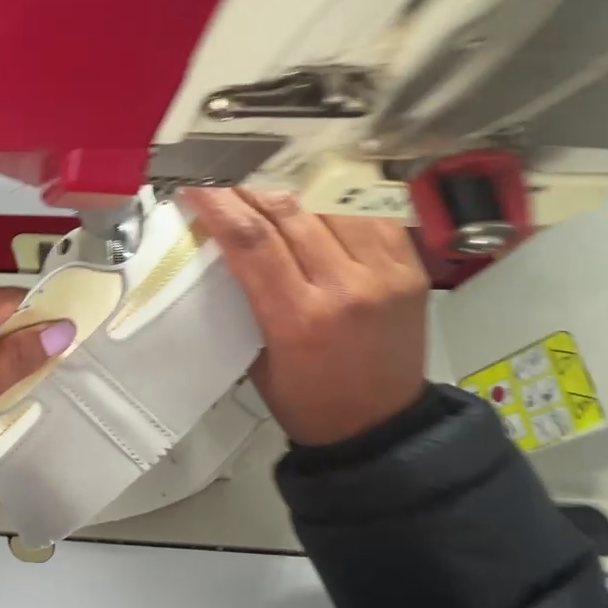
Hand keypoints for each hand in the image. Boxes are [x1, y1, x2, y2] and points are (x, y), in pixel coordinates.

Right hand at [182, 188, 430, 446]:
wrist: (380, 425)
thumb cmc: (305, 399)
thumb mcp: (257, 355)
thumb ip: (247, 298)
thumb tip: (227, 245)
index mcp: (297, 318)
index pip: (251, 240)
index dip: (218, 205)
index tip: (194, 188)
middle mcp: (345, 288)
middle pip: (288, 213)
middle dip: (248, 190)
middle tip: (224, 182)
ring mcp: (385, 274)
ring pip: (330, 205)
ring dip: (292, 191)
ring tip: (266, 188)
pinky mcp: (412, 268)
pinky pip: (371, 215)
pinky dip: (337, 203)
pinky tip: (315, 200)